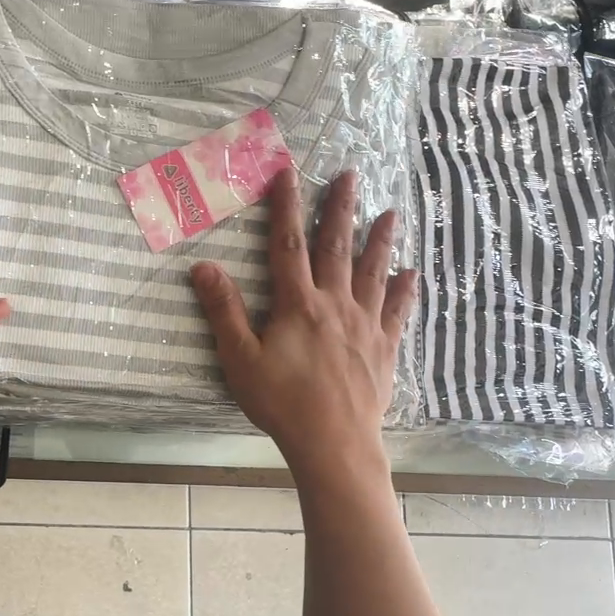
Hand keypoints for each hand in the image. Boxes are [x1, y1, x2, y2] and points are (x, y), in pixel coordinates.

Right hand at [189, 169, 416, 471]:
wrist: (333, 441)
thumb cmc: (280, 402)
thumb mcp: (239, 358)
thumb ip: (223, 311)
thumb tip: (203, 268)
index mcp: (297, 305)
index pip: (288, 246)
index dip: (286, 208)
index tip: (287, 174)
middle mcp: (335, 305)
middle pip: (337, 249)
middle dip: (340, 210)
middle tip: (349, 175)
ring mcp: (365, 326)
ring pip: (373, 273)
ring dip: (380, 241)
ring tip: (390, 213)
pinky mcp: (383, 348)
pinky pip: (397, 312)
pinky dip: (405, 290)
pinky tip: (411, 274)